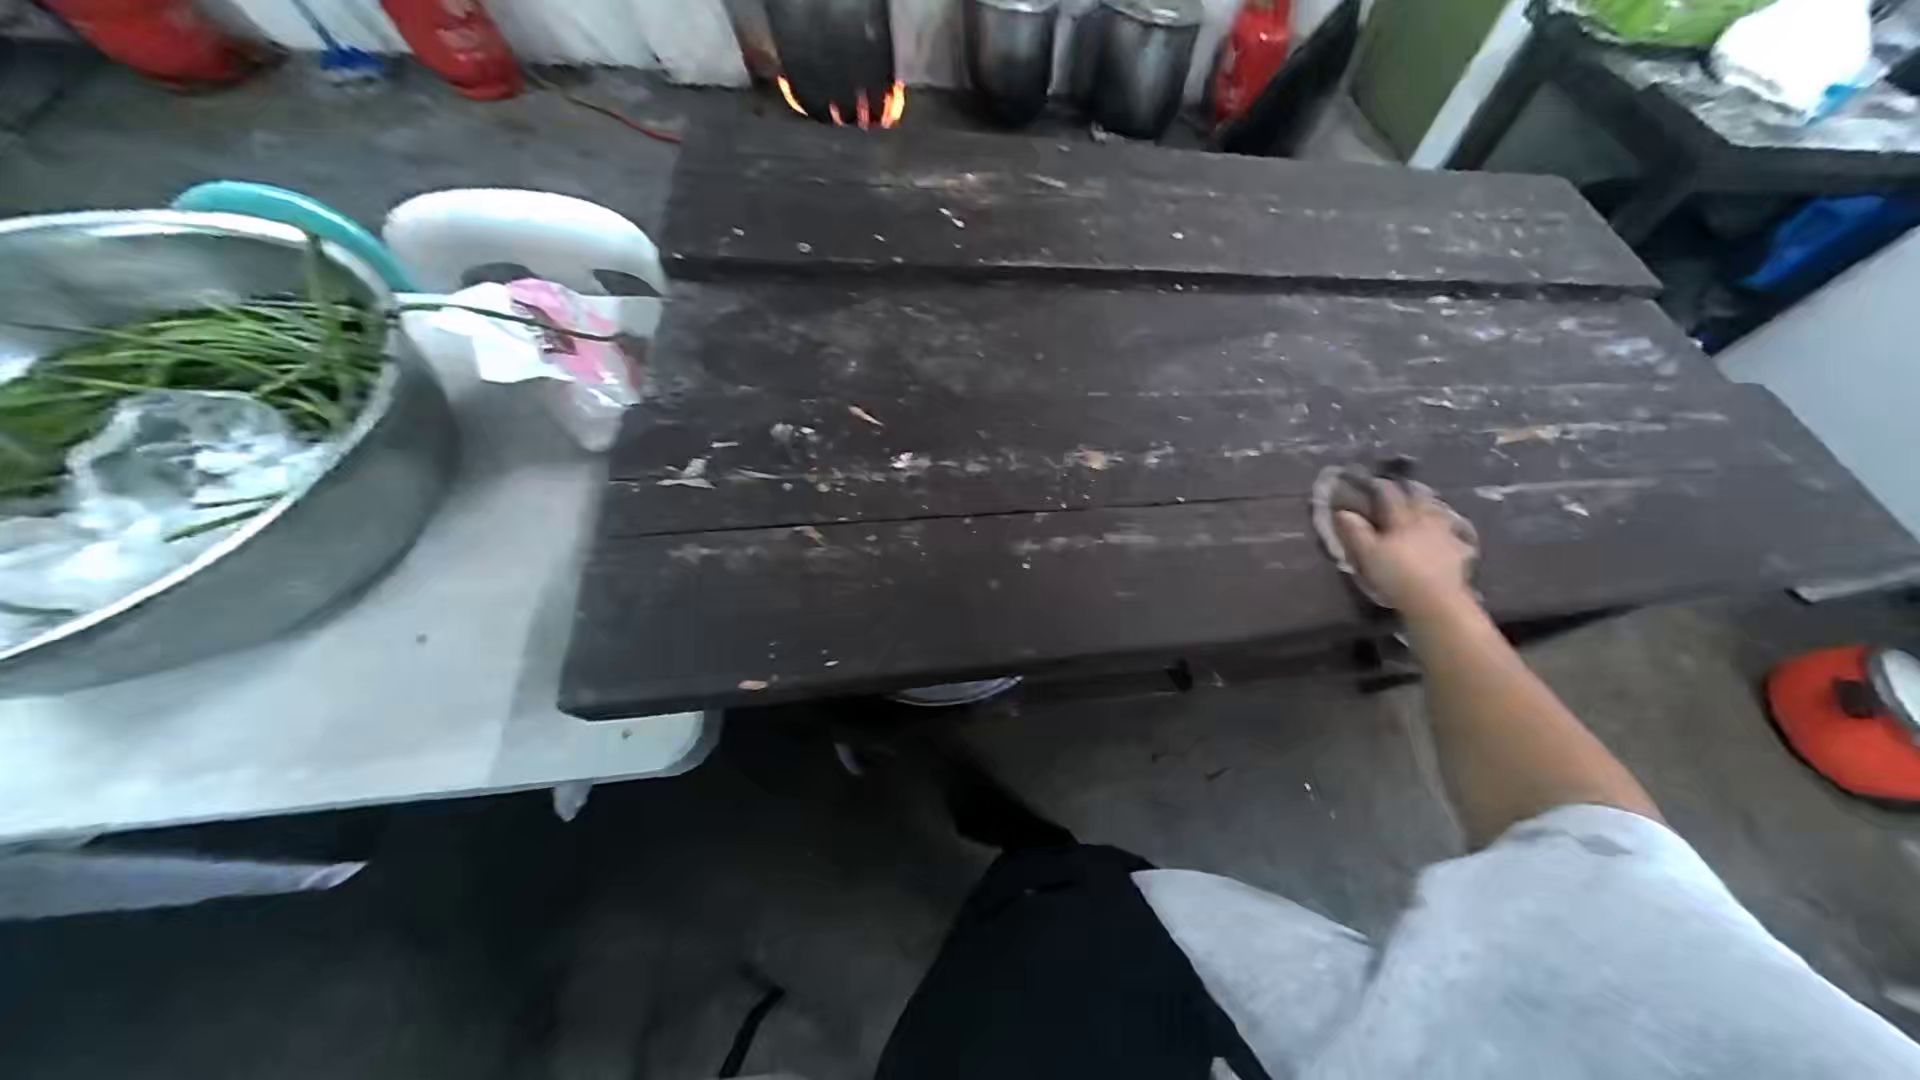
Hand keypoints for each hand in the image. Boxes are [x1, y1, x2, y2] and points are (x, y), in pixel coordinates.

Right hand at [1335, 481, 1475, 613]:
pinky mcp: (1459, 553)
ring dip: (1434, 507)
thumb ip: (1356, 531)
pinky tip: (1453, 536)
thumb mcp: (1367, 553)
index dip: (1382, 487)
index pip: (1390, 497)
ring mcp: (1446, 536)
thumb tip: (1343, 512)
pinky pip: (1457, 537)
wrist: (1435, 599)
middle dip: (1413, 491)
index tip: (1374, 481)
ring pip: (1440, 514)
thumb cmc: (1396, 574)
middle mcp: (1426, 522)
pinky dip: (1453, 532)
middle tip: (1408, 485)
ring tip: (1431, 505)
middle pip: (1421, 501)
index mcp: (1402, 520)